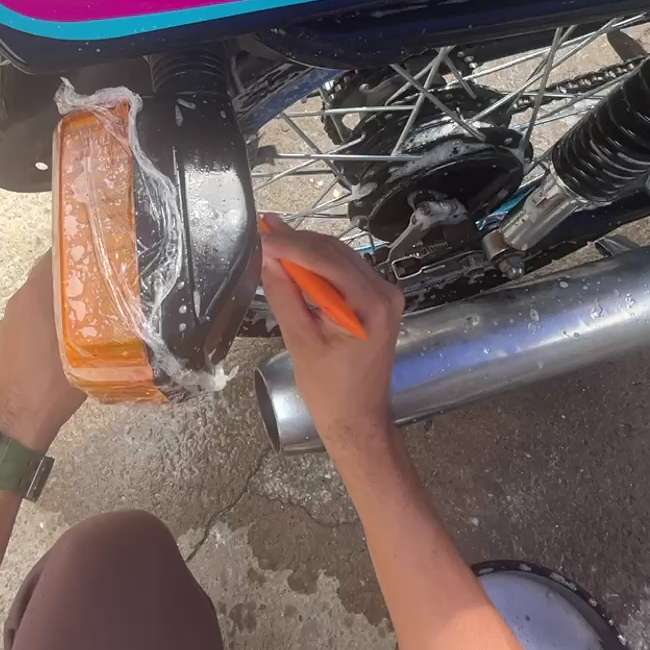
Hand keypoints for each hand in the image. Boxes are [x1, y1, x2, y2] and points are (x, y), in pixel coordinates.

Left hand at [0, 253, 84, 450]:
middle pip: (48, 275)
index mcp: (35, 297)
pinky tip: (67, 330)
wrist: (20, 418)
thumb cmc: (55, 382)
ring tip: (90, 305)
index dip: (79, 252)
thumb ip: (100, 320)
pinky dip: (47, 314)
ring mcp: (9, 320)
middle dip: (74, 275)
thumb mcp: (86, 350)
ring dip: (61, 296)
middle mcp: (18, 301)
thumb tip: (119, 302)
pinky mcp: (6, 336)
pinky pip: (30, 313)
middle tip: (103, 280)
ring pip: (39, 295)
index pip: (55, 256)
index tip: (102, 254)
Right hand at [258, 217, 405, 452]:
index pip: (327, 260)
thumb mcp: (300, 341)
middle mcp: (385, 293)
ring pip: (341, 257)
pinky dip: (319, 264)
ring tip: (273, 242)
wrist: (358, 418)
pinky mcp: (379, 300)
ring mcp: (385, 295)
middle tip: (264, 231)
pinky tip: (295, 260)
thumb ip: (284, 295)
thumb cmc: (330, 390)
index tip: (263, 234)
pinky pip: (346, 271)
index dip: (292, 244)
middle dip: (298, 242)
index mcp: (370, 306)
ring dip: (307, 249)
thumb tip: (268, 259)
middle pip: (336, 253)